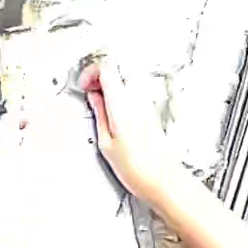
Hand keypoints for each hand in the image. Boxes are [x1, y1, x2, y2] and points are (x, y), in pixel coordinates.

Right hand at [80, 59, 179, 202]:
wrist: (164, 181)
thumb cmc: (137, 168)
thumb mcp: (106, 143)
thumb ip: (99, 114)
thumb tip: (94, 98)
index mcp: (122, 103)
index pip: (106, 67)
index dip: (90, 72)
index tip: (83, 84)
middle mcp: (137, 98)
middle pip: (119, 67)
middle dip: (101, 73)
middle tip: (90, 87)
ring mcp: (146, 102)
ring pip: (127, 76)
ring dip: (112, 81)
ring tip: (100, 97)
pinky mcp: (150, 110)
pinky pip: (134, 89)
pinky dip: (121, 91)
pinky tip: (113, 107)